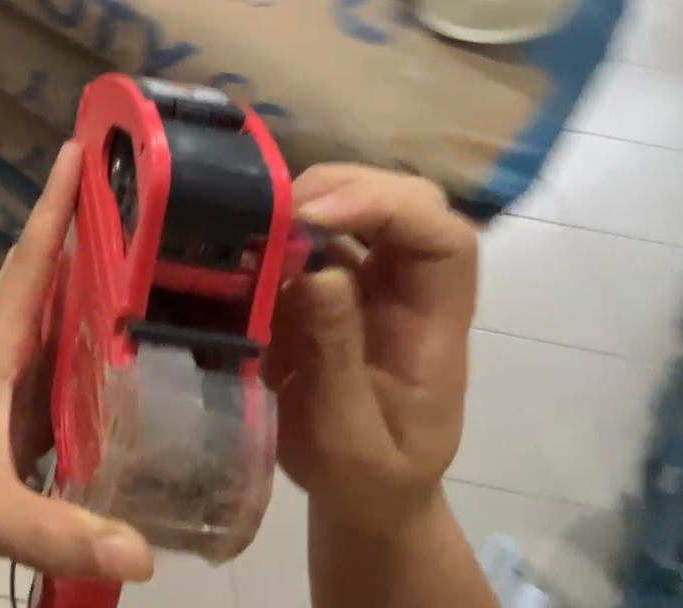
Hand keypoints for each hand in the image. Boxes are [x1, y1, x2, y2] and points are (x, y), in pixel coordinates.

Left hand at [0, 141, 155, 583]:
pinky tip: (133, 332)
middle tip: (129, 180)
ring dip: (91, 271)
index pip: (30, 266)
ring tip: (145, 238)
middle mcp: (6, 349)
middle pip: (47, 273)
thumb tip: (144, 551)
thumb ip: (57, 530)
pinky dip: (96, 331)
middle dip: (78, 223)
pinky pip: (67, 353)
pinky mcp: (25, 404)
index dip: (51, 209)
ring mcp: (15, 376)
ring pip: (58, 309)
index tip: (73, 154)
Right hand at [264, 165, 478, 533]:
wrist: (360, 495)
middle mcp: (407, 291)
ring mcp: (368, 283)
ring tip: (247, 221)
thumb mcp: (350, 436)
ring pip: (357, 204)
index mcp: (432, 327)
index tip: (309, 215)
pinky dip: (275, 222)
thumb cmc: (364, 478)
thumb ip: (337, 358)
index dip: (385, 208)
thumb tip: (318, 272)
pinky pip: (310, 232)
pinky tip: (239, 239)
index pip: (443, 240)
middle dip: (339, 187)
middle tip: (270, 209)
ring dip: (302, 198)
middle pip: (404, 200)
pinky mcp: (325, 285)